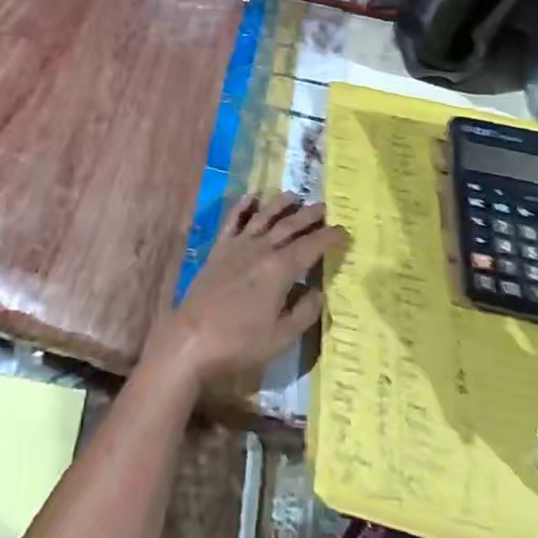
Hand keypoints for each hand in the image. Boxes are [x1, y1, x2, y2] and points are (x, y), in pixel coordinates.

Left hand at [145, 193, 346, 386]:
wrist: (192, 338)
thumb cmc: (242, 342)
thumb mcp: (284, 335)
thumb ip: (305, 310)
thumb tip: (317, 290)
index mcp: (280, 269)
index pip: (311, 247)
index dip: (329, 238)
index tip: (344, 231)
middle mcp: (259, 250)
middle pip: (288, 227)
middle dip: (307, 216)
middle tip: (323, 207)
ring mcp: (235, 248)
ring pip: (261, 218)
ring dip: (278, 205)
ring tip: (293, 196)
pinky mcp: (217, 251)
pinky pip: (231, 222)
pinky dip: (241, 207)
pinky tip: (250, 198)